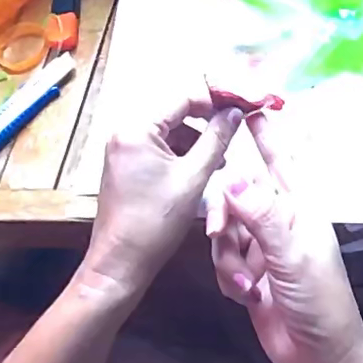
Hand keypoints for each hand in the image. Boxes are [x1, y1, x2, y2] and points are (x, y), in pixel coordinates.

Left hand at [84, 79, 241, 297]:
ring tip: (219, 161)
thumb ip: (216, 140)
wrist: (121, 262)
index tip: (242, 104)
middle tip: (234, 132)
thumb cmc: (155, 222)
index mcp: (137, 130)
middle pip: (174, 115)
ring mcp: (122, 150)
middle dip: (205, 123)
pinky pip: (157, 149)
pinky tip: (199, 171)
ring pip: (167, 133)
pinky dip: (179, 155)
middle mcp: (124, 133)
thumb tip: (234, 113)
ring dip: (194, 142)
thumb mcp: (194, 178)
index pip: (183, 100)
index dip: (215, 100)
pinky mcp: (124, 166)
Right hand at [206, 112, 362, 362]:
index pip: (280, 158)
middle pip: (237, 194)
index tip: (246, 107)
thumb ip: (262, 214)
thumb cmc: (319, 300)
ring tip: (244, 282)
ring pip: (225, 229)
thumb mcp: (292, 254)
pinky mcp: (248, 269)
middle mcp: (279, 219)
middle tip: (217, 231)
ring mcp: (263, 245)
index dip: (266, 132)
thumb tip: (232, 177)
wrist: (316, 357)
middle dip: (225, 214)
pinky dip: (228, 275)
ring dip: (227, 257)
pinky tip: (245, 295)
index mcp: (299, 207)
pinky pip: (223, 258)